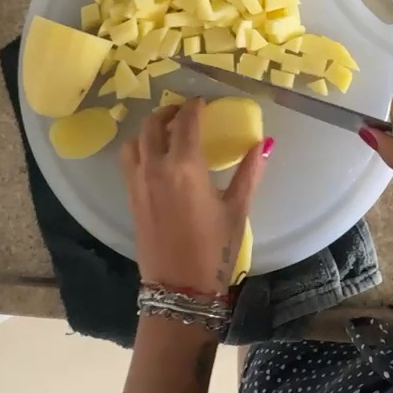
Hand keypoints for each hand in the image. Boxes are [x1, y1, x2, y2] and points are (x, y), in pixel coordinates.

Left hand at [120, 99, 267, 291]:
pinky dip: (139, 148)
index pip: (187, 121)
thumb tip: (264, 143)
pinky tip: (155, 157)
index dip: (195, 106)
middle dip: (170, 112)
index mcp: (186, 166)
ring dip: (150, 129)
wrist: (180, 290)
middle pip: (155, 124)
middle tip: (186, 113)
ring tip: (167, 132)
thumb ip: (249, 172)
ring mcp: (139, 182)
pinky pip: (129, 160)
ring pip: (137, 140)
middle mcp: (157, 167)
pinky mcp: (131, 197)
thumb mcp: (237, 210)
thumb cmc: (214, 251)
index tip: (204, 103)